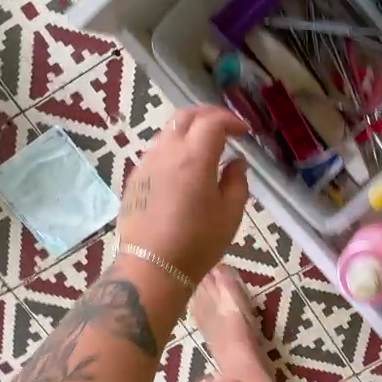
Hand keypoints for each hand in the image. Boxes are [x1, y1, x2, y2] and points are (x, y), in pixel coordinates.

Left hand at [119, 107, 250, 283]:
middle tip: (226, 127)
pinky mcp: (136, 177)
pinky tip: (186, 167)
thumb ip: (237, 182)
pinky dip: (175, 147)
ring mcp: (147, 162)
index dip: (231, 121)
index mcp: (194, 158)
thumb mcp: (230, 215)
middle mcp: (167, 152)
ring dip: (190, 130)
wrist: (153, 265)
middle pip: (185, 116)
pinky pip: (157, 151)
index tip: (245, 132)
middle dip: (208, 115)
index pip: (212, 122)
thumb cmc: (199, 242)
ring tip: (207, 146)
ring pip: (168, 131)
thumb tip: (237, 164)